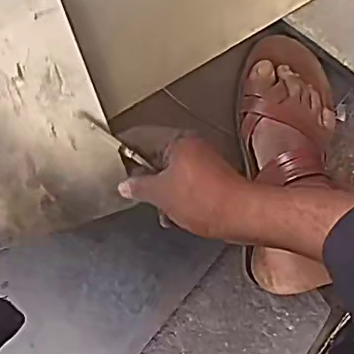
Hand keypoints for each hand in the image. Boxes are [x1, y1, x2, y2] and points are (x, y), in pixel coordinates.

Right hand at [117, 132, 255, 241]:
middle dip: (146, 179)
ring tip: (164, 210)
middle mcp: (193, 147)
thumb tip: (126, 185)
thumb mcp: (160, 194)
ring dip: (163, 194)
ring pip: (171, 175)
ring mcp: (204, 164)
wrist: (240, 216)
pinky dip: (178, 200)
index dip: (124, 150)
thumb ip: (138, 187)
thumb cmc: (206, 200)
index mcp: (178, 141)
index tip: (112, 158)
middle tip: (136, 192)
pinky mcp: (212, 181)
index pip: (141, 137)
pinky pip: (186, 186)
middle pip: (156, 158)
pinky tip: (177, 216)